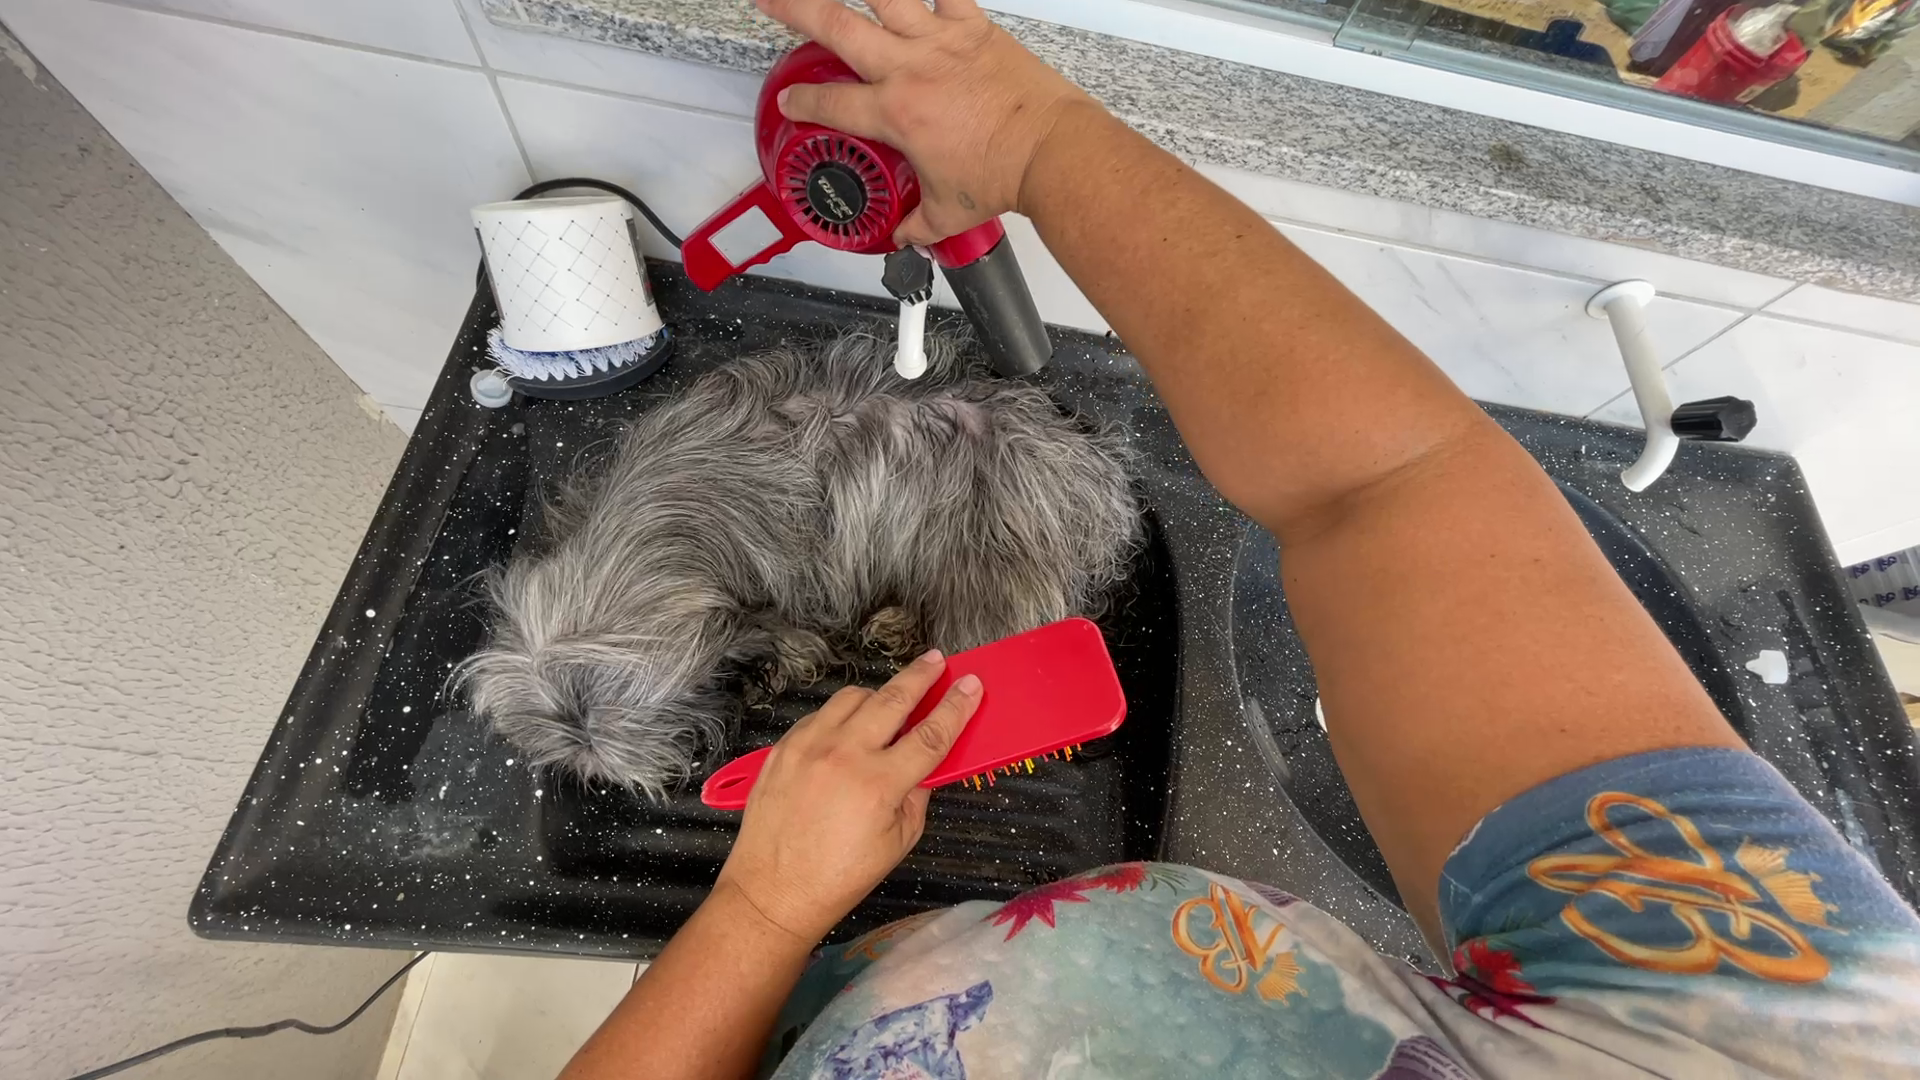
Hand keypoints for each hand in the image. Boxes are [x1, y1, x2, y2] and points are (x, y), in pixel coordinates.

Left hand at [715, 650, 982, 943]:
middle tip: (936, 659)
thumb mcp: (898, 841)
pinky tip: (847, 734)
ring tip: (888, 707)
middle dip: (920, 675)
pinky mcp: (784, 746)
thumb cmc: (841, 876)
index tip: (971, 684)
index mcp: (878, 785)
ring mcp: (809, 745)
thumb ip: (917, 792)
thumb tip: (926, 758)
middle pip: (893, 698)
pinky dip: (841, 717)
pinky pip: (822, 714)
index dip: (956, 707)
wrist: (772, 892)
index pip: (930, 735)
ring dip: (877, 696)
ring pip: (853, 697)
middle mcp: (843, 756)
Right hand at [754, 0, 1097, 245]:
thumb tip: (905, 234)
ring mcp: (941, 40)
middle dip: (794, 8)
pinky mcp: (973, 26)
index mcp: (897, 115)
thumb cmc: (1001, 176)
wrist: (1047, 152)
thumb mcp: (946, 214)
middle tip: (769, 1)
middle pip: (836, 26)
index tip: (792, 102)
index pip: (832, 104)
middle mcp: (911, 68)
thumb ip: (917, 224)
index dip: (803, 103)